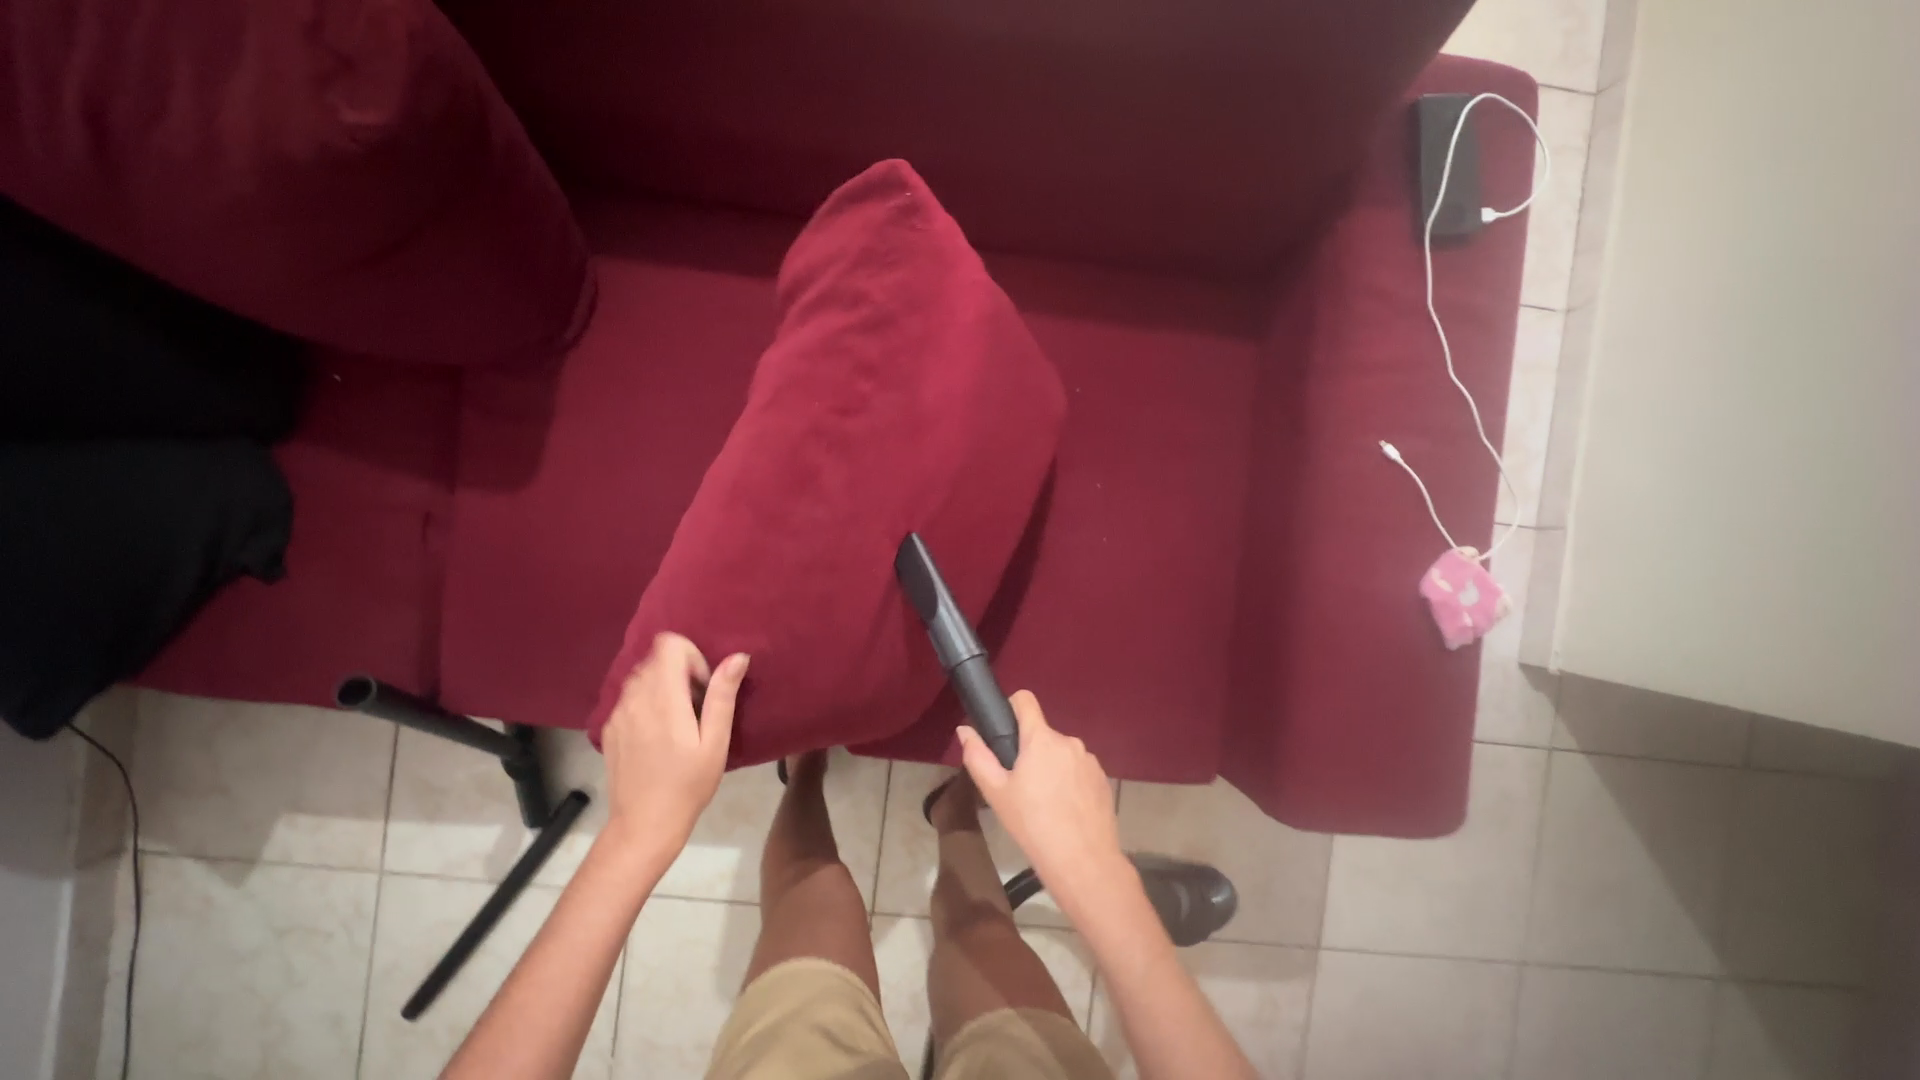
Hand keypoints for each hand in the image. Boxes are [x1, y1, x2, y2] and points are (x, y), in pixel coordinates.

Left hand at [600, 633, 747, 857]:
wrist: (643, 824)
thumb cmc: (688, 785)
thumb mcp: (715, 742)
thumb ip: (722, 695)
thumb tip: (737, 657)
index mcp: (662, 697)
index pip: (669, 644)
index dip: (692, 657)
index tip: (702, 689)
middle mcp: (634, 697)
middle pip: (656, 658)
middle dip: (680, 672)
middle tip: (695, 708)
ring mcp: (617, 712)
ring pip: (641, 676)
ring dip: (663, 687)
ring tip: (678, 722)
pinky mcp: (609, 727)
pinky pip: (629, 697)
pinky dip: (647, 704)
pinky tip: (658, 737)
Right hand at [956, 691, 1130, 911]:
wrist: (1083, 860)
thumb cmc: (1033, 824)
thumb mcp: (996, 793)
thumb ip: (978, 757)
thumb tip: (965, 731)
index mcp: (1041, 739)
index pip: (1026, 700)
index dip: (1012, 708)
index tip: (1005, 730)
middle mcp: (1069, 741)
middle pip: (1042, 735)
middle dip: (1030, 752)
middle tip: (1020, 786)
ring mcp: (1090, 760)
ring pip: (1061, 754)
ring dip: (1051, 768)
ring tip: (1044, 804)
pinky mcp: (1103, 779)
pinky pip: (1079, 771)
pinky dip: (1070, 782)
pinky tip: (1065, 810)